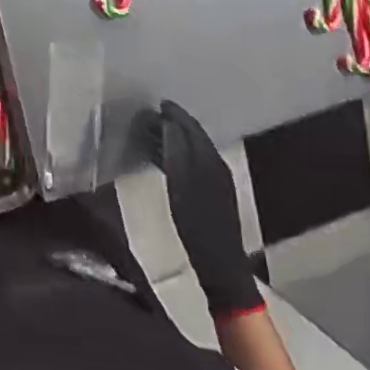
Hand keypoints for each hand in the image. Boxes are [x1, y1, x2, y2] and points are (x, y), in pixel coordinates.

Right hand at [135, 101, 263, 318]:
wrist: (220, 264)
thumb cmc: (196, 227)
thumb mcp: (181, 187)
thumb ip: (176, 154)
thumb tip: (169, 124)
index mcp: (210, 161)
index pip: (191, 128)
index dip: (174, 115)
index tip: (157, 105)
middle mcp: (216, 166)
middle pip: (193, 137)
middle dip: (173, 125)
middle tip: (149, 118)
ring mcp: (216, 181)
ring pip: (193, 151)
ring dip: (174, 141)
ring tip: (151, 136)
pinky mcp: (212, 196)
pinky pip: (192, 164)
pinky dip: (177, 156)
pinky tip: (165, 162)